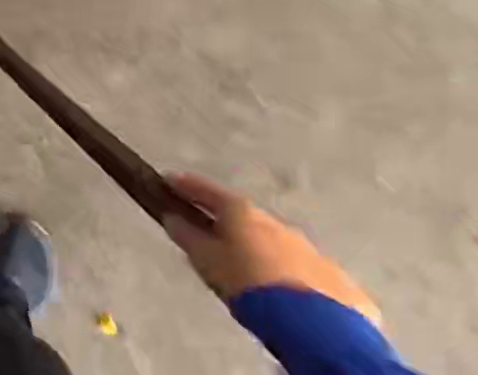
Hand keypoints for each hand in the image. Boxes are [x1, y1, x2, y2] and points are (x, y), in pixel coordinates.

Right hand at [164, 172, 380, 324]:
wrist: (318, 330)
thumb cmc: (245, 281)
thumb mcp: (202, 257)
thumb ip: (185, 233)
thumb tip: (174, 219)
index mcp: (243, 212)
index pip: (206, 189)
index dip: (183, 184)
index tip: (167, 181)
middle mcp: (281, 226)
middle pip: (248, 218)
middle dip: (229, 222)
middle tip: (209, 229)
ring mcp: (318, 256)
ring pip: (282, 246)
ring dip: (263, 250)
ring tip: (249, 266)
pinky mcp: (345, 286)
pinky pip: (310, 274)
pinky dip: (293, 276)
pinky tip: (287, 292)